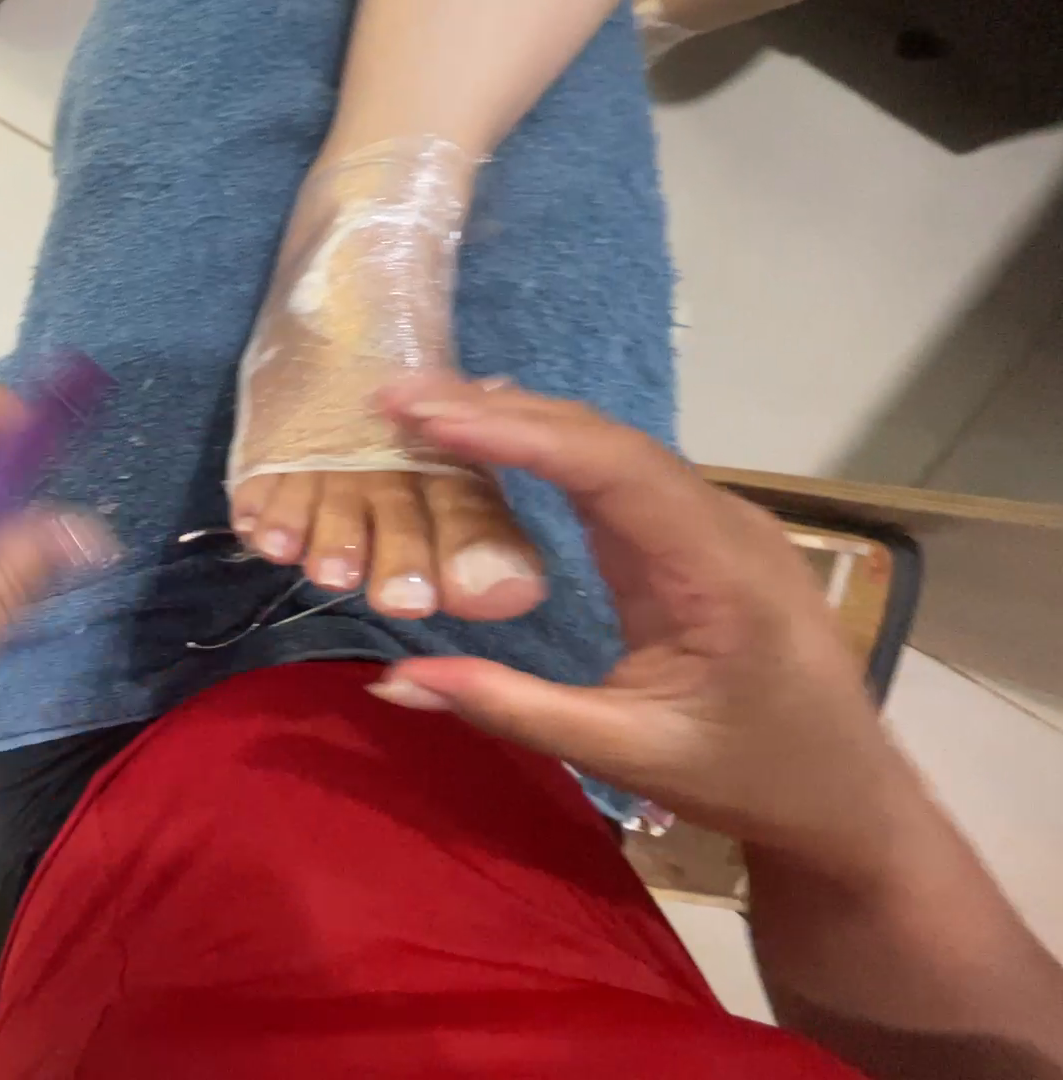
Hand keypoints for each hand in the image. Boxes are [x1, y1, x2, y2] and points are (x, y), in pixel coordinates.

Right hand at [367, 374, 927, 878]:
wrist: (840, 793)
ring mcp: (701, 520)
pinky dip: (535, 443)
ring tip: (426, 404)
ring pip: (602, 443)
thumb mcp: (619, 750)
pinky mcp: (678, 530)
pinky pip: (603, 468)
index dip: (521, 436)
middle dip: (498, 409)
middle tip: (402, 395)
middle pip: (603, 438)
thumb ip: (505, 707)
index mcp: (720, 572)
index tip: (432, 419)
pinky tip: (486, 428)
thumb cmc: (743, 773)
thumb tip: (391, 683)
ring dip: (513, 416)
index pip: (615, 472)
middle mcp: (718, 522)